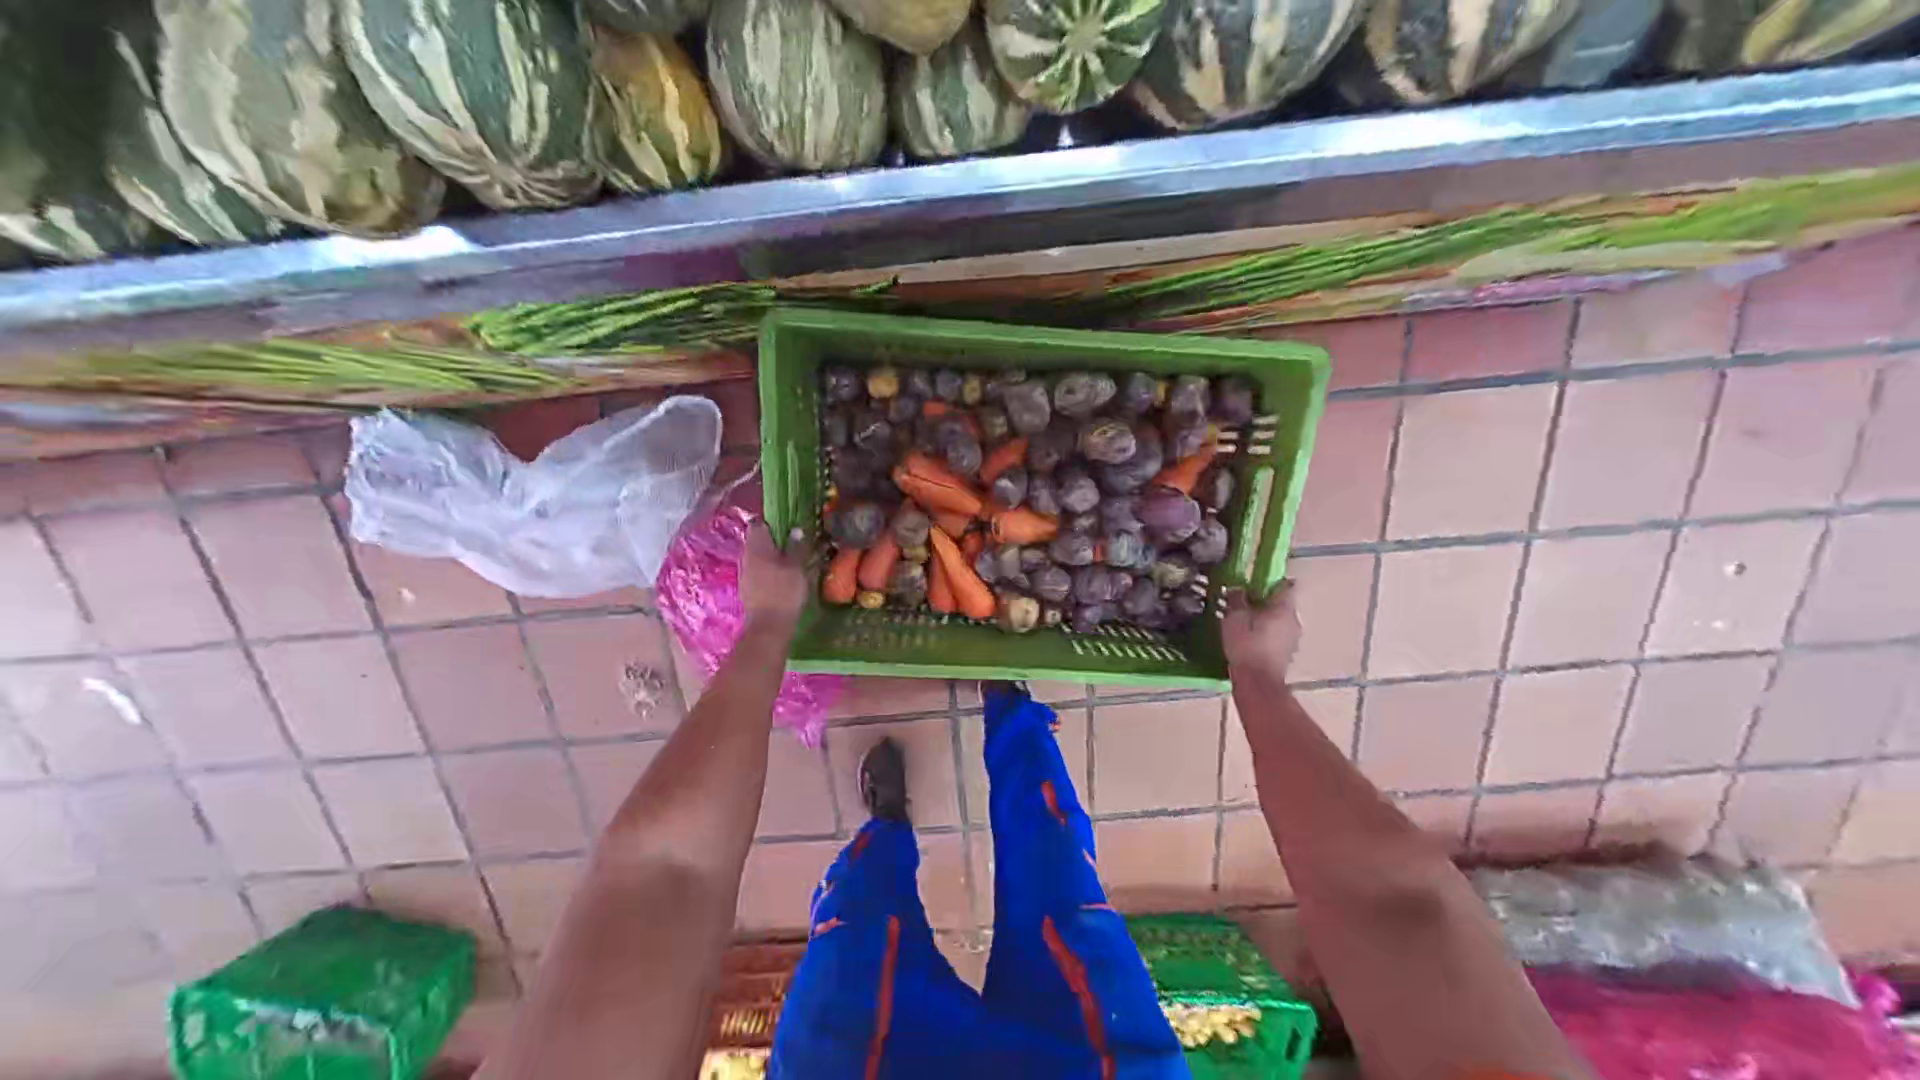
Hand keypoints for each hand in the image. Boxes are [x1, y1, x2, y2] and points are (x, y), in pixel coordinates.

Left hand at [742, 519, 808, 634]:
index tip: (787, 526)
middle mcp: (746, 557)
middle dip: (773, 540)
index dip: (772, 522)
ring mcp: (744, 574)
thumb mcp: (796, 567)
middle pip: (757, 541)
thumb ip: (796, 547)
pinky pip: (757, 572)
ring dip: (770, 556)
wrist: (768, 627)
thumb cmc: (784, 592)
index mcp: (756, 547)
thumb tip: (796, 529)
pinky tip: (781, 578)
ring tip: (790, 561)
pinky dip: (768, 570)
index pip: (758, 524)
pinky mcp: (747, 589)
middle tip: (792, 543)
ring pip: (757, 557)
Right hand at [1222, 582, 1300, 681]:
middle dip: (1265, 602)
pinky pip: (1276, 636)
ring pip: (1279, 621)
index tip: (1254, 582)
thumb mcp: (1235, 618)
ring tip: (1244, 623)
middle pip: (1281, 604)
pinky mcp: (1287, 654)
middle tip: (1243, 603)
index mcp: (1284, 609)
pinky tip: (1249, 640)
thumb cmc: (1246, 646)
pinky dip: (1265, 634)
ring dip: (1265, 619)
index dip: (1270, 581)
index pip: (1285, 585)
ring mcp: (1293, 639)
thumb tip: (1239, 588)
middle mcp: (1294, 622)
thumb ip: (1237, 600)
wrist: (1257, 684)